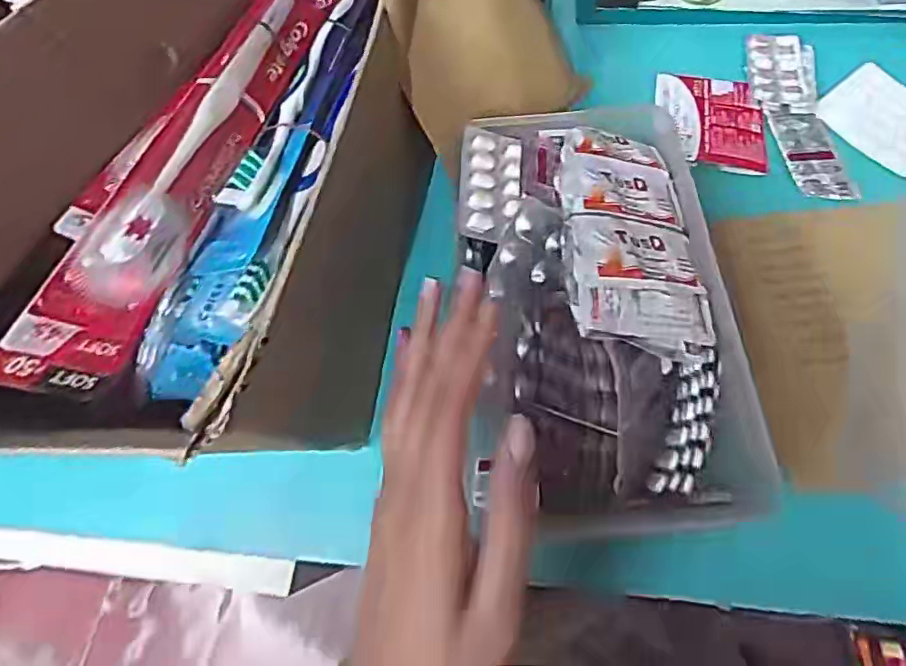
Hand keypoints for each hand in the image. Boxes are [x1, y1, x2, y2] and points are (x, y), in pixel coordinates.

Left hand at [353, 270, 537, 665]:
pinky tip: (407, 355)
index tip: (489, 305)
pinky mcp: (386, 495)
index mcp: (430, 498)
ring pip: (403, 397)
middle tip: (463, 277)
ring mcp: (388, 485)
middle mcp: (401, 479)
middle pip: (423, 388)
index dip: (469, 350)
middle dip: (446, 328)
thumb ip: (510, 513)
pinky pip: (393, 419)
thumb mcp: (496, 600)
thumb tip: (518, 428)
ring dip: (421, 341)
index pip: (449, 403)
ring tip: (430, 294)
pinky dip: (401, 378)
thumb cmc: (452, 652)